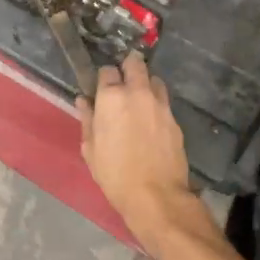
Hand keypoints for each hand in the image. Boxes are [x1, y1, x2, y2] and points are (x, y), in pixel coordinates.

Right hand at [78, 53, 194, 241]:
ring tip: (140, 100)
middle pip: (135, 63)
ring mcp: (160, 105)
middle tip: (123, 82)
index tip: (102, 89)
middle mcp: (137, 93)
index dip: (104, 78)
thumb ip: (87, 120)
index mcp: (111, 97)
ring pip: (154, 79)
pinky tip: (152, 122)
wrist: (156, 196)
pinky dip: (157, 105)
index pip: (107, 70)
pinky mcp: (175, 120)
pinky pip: (164, 102)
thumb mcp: (90, 149)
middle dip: (128, 67)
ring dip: (146, 84)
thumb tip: (83, 101)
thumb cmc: (115, 173)